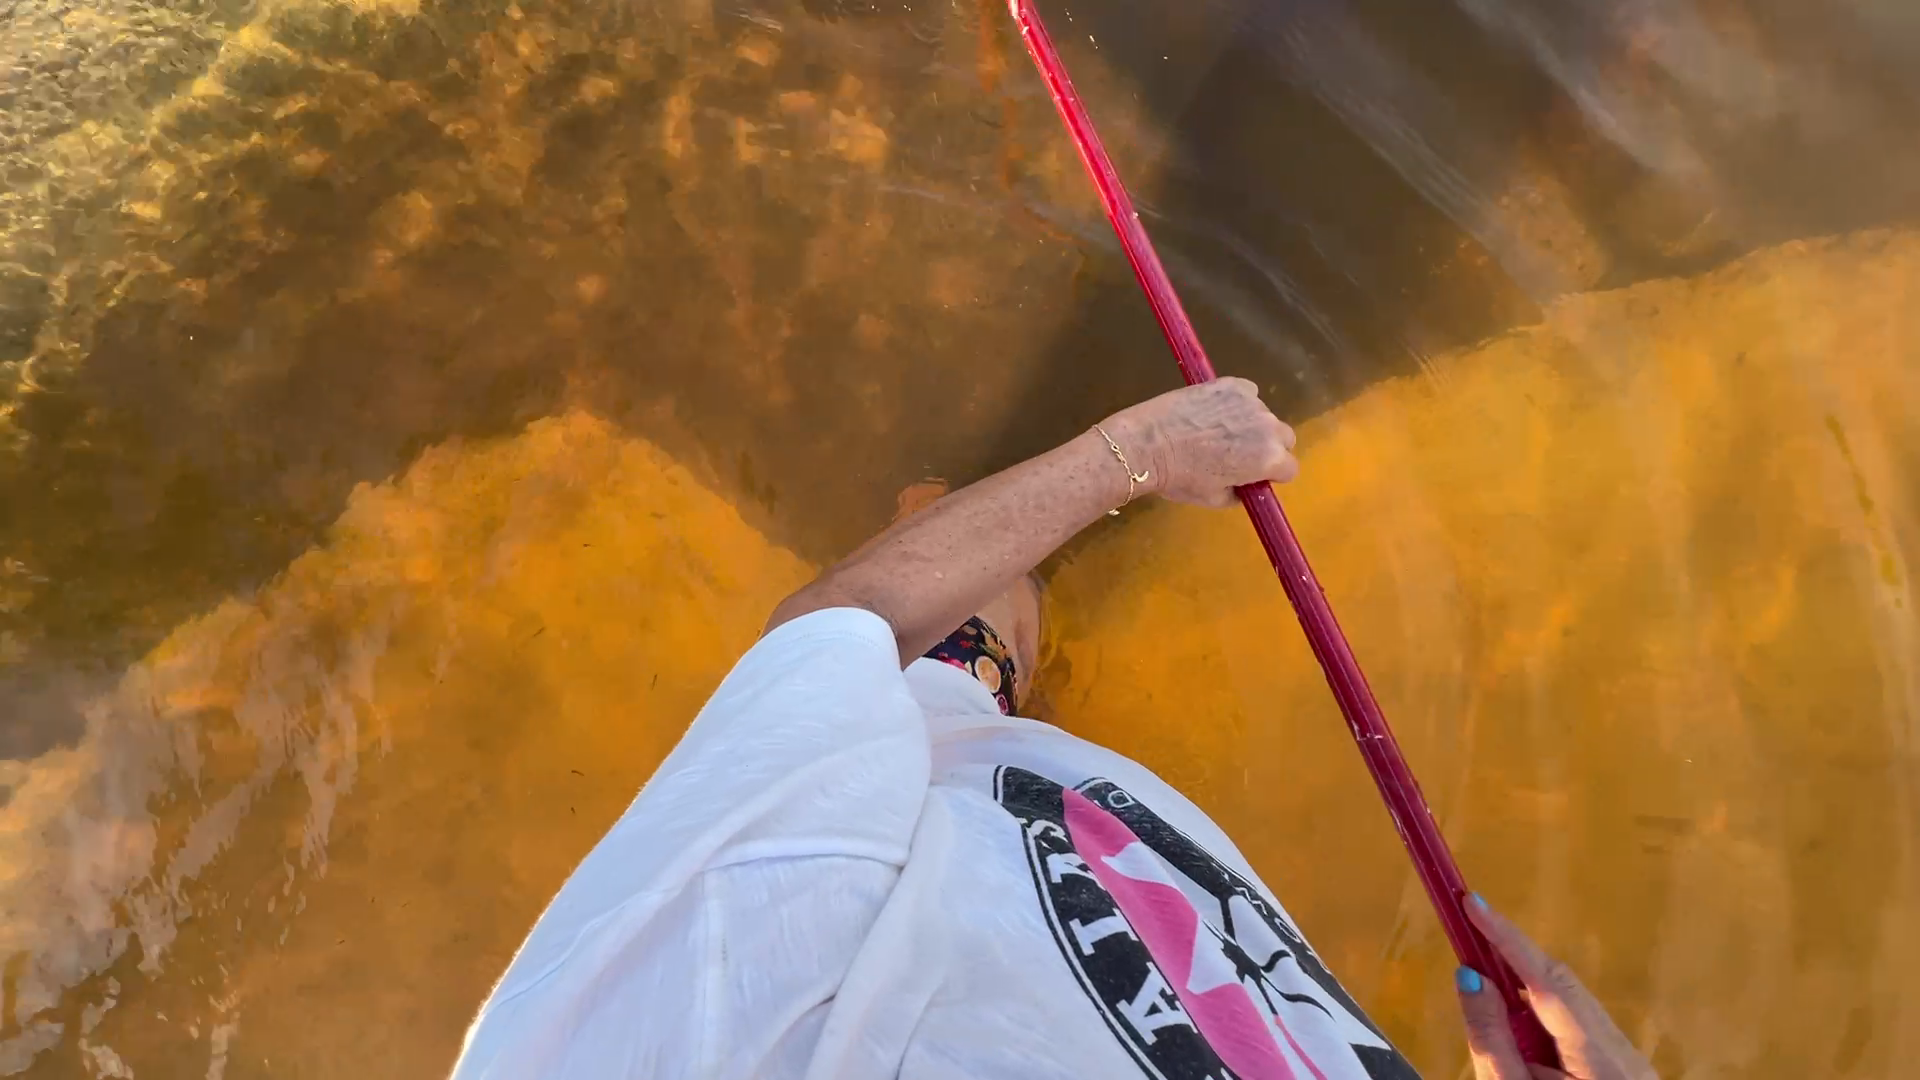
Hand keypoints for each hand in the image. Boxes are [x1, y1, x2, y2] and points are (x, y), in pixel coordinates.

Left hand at [1102, 378, 1297, 507]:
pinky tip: (1211, 413)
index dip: (1271, 474)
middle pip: (1283, 438)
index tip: (1253, 475)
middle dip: (1266, 447)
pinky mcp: (1231, 384)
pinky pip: (1247, 394)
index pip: (1289, 468)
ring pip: (1263, 415)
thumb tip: (1247, 486)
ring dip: (1249, 424)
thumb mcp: (1214, 499)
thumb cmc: (1179, 478)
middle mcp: (1267, 427)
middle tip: (1235, 454)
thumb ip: (1241, 494)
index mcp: (1268, 459)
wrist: (1148, 444)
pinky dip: (1236, 403)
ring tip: (1215, 432)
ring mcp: (1250, 402)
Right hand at [1456, 896, 1657, 1079]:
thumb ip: (1490, 1037)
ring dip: (1523, 989)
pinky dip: (1541, 1013)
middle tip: (1465, 932)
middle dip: (1511, 957)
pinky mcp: (1626, 1071)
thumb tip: (1468, 975)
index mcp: (1602, 1064)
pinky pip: (1578, 1025)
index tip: (1469, 900)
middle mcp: (1627, 1057)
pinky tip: (1520, 1033)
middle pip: (1561, 985)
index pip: (1548, 983)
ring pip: (1570, 1004)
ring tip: (1486, 997)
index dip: (1506, 937)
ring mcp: (1632, 1064)